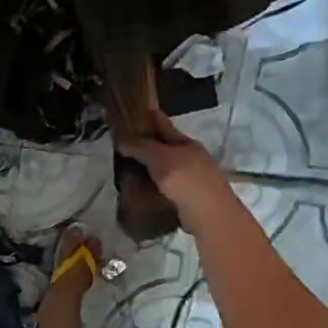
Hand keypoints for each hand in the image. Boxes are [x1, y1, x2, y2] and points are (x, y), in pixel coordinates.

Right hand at [119, 110, 234, 230]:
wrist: (209, 213)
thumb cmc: (186, 179)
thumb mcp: (159, 158)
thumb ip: (140, 147)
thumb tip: (120, 139)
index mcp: (185, 142)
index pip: (162, 123)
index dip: (146, 116)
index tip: (129, 113)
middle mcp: (189, 156)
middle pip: (163, 145)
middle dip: (144, 143)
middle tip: (119, 144)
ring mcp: (189, 177)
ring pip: (163, 166)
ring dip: (147, 166)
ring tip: (125, 167)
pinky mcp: (186, 196)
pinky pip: (164, 185)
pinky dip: (151, 184)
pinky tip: (139, 188)